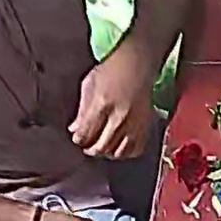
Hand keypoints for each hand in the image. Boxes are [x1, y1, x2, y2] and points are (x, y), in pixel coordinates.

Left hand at [70, 39, 155, 158]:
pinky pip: (136, 149)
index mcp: (102, 105)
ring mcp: (134, 125)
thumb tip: (75, 129)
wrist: (136, 67)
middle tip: (88, 147)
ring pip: (119, 152)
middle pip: (102, 146)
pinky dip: (126, 152)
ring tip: (103, 149)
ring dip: (108, 153)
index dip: (79, 139)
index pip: (87, 132)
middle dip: (92, 149)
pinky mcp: (145, 127)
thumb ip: (82, 110)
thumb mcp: (89, 85)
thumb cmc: (112, 72)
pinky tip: (119, 147)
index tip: (77, 138)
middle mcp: (119, 118)